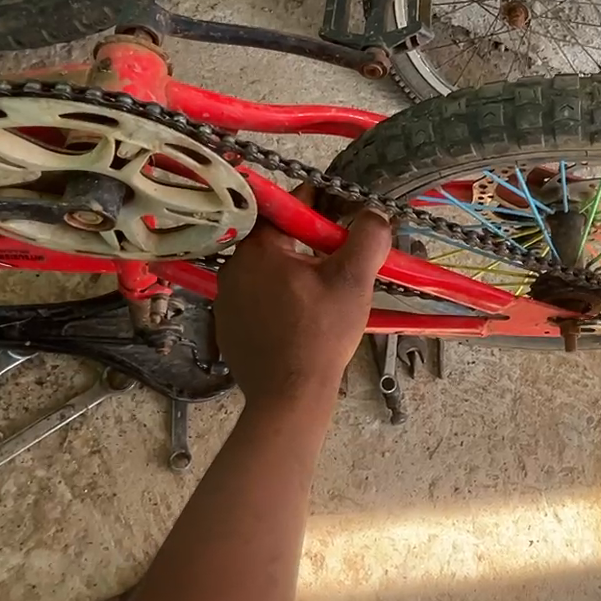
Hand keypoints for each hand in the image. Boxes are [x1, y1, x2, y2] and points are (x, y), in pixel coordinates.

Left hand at [213, 201, 391, 416]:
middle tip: (339, 261)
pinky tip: (301, 316)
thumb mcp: (354, 279)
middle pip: (278, 237)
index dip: (322, 207)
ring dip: (295, 270)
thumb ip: (368, 237)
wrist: (289, 395)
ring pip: (268, 267)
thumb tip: (375, 214)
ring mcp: (226, 296)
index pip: (290, 206)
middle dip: (310, 242)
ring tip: (323, 292)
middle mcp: (234, 265)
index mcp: (259, 247)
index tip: (344, 219)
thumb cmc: (321, 333)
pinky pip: (257, 295)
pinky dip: (279, 296)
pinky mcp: (227, 323)